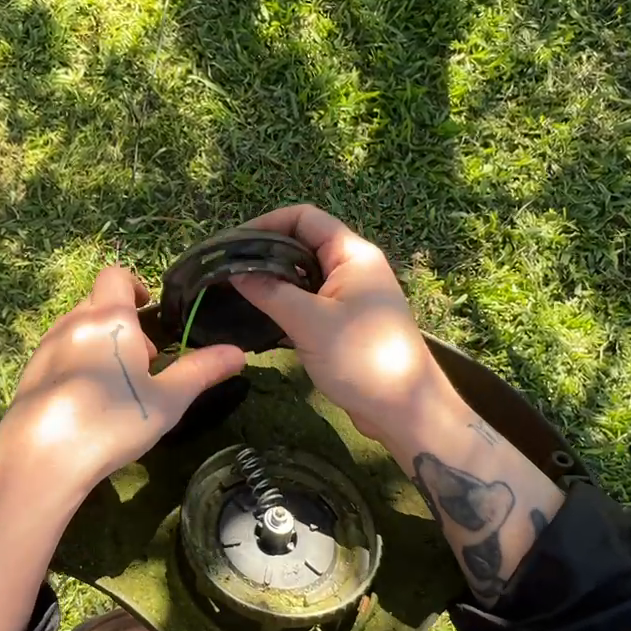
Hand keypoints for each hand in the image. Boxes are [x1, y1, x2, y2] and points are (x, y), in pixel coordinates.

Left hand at [0, 266, 243, 630]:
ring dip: (99, 341)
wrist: (41, 456)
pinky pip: (59, 352)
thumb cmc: (111, 421)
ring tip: (116, 383)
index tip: (149, 312)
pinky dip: (77, 362)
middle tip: (142, 361)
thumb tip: (238, 352)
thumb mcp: (166, 401)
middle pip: (97, 302)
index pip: (116, 276)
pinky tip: (86, 402)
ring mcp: (46, 347)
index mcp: (109, 318)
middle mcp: (73, 322)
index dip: (134, 286)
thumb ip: (200, 372)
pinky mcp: (29, 373)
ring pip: (76, 328)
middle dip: (121, 320)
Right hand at [230, 205, 442, 444]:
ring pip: (301, 275)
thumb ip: (268, 291)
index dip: (266, 224)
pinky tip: (255, 317)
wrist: (405, 412)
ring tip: (233, 291)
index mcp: (352, 254)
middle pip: (300, 244)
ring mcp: (349, 296)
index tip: (231, 244)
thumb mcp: (308, 321)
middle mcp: (352, 268)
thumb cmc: (361, 357)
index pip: (304, 218)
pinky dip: (282, 304)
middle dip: (262, 253)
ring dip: (270, 281)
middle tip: (225, 269)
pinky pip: (306, 301)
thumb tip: (232, 271)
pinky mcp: (343, 322)